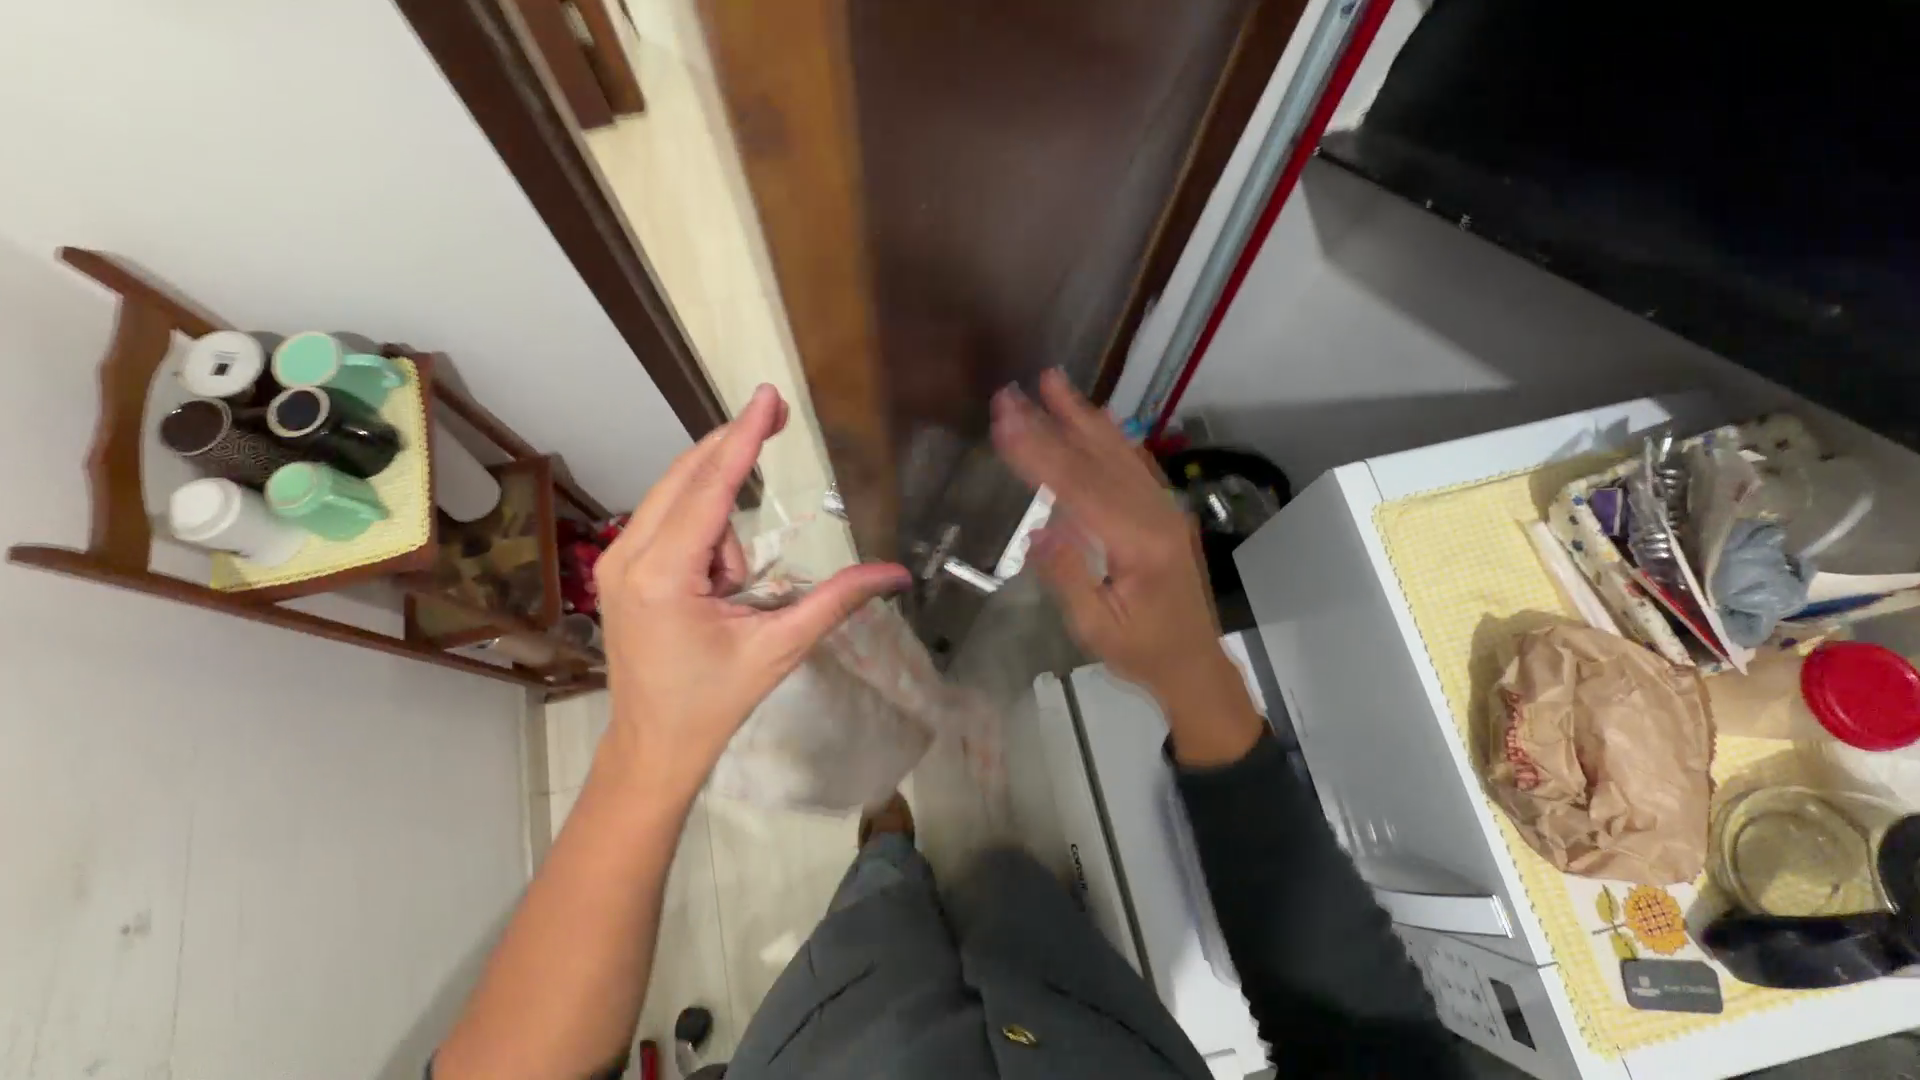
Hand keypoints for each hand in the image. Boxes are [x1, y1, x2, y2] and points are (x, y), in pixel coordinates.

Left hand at [591, 384, 911, 798]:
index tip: (768, 395)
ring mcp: (615, 561)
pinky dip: (703, 531)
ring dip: (721, 523)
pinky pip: (669, 520)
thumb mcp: (779, 648)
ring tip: (735, 593)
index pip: (711, 487)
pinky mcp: (618, 569)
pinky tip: (716, 582)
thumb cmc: (714, 702)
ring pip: (680, 498)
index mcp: (662, 575)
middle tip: (777, 415)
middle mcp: (628, 556)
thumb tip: (896, 574)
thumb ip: (836, 600)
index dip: (744, 437)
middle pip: (688, 476)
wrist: (653, 745)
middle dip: (734, 448)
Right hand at [992, 370, 1261, 763]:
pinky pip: (1136, 465)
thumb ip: (1069, 577)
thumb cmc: (1143, 653)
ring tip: (1051, 381)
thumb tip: (1037, 530)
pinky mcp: (1166, 512)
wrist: (1196, 665)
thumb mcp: (1097, 629)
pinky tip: (1095, 416)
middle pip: (1097, 460)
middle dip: (1051, 423)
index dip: (1038, 453)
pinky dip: (1111, 435)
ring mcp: (1166, 509)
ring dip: (1081, 416)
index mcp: (1139, 544)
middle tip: (1012, 393)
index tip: (1005, 421)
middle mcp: (1157, 515)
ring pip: (1119, 453)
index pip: (1079, 488)